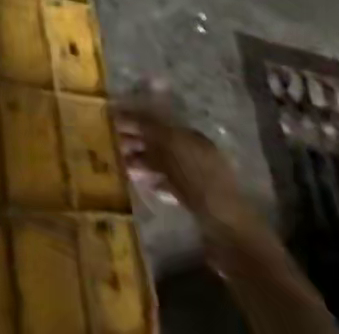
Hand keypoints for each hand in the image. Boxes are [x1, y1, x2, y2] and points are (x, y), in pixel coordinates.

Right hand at [114, 95, 248, 220]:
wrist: (227, 229)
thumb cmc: (199, 180)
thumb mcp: (172, 146)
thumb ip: (149, 126)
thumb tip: (125, 109)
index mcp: (191, 135)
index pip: (158, 120)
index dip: (135, 118)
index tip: (112, 119)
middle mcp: (194, 151)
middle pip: (159, 140)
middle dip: (135, 140)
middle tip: (111, 142)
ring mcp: (195, 177)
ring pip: (162, 162)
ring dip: (141, 160)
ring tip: (121, 164)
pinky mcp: (194, 201)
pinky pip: (168, 183)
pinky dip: (154, 180)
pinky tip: (142, 183)